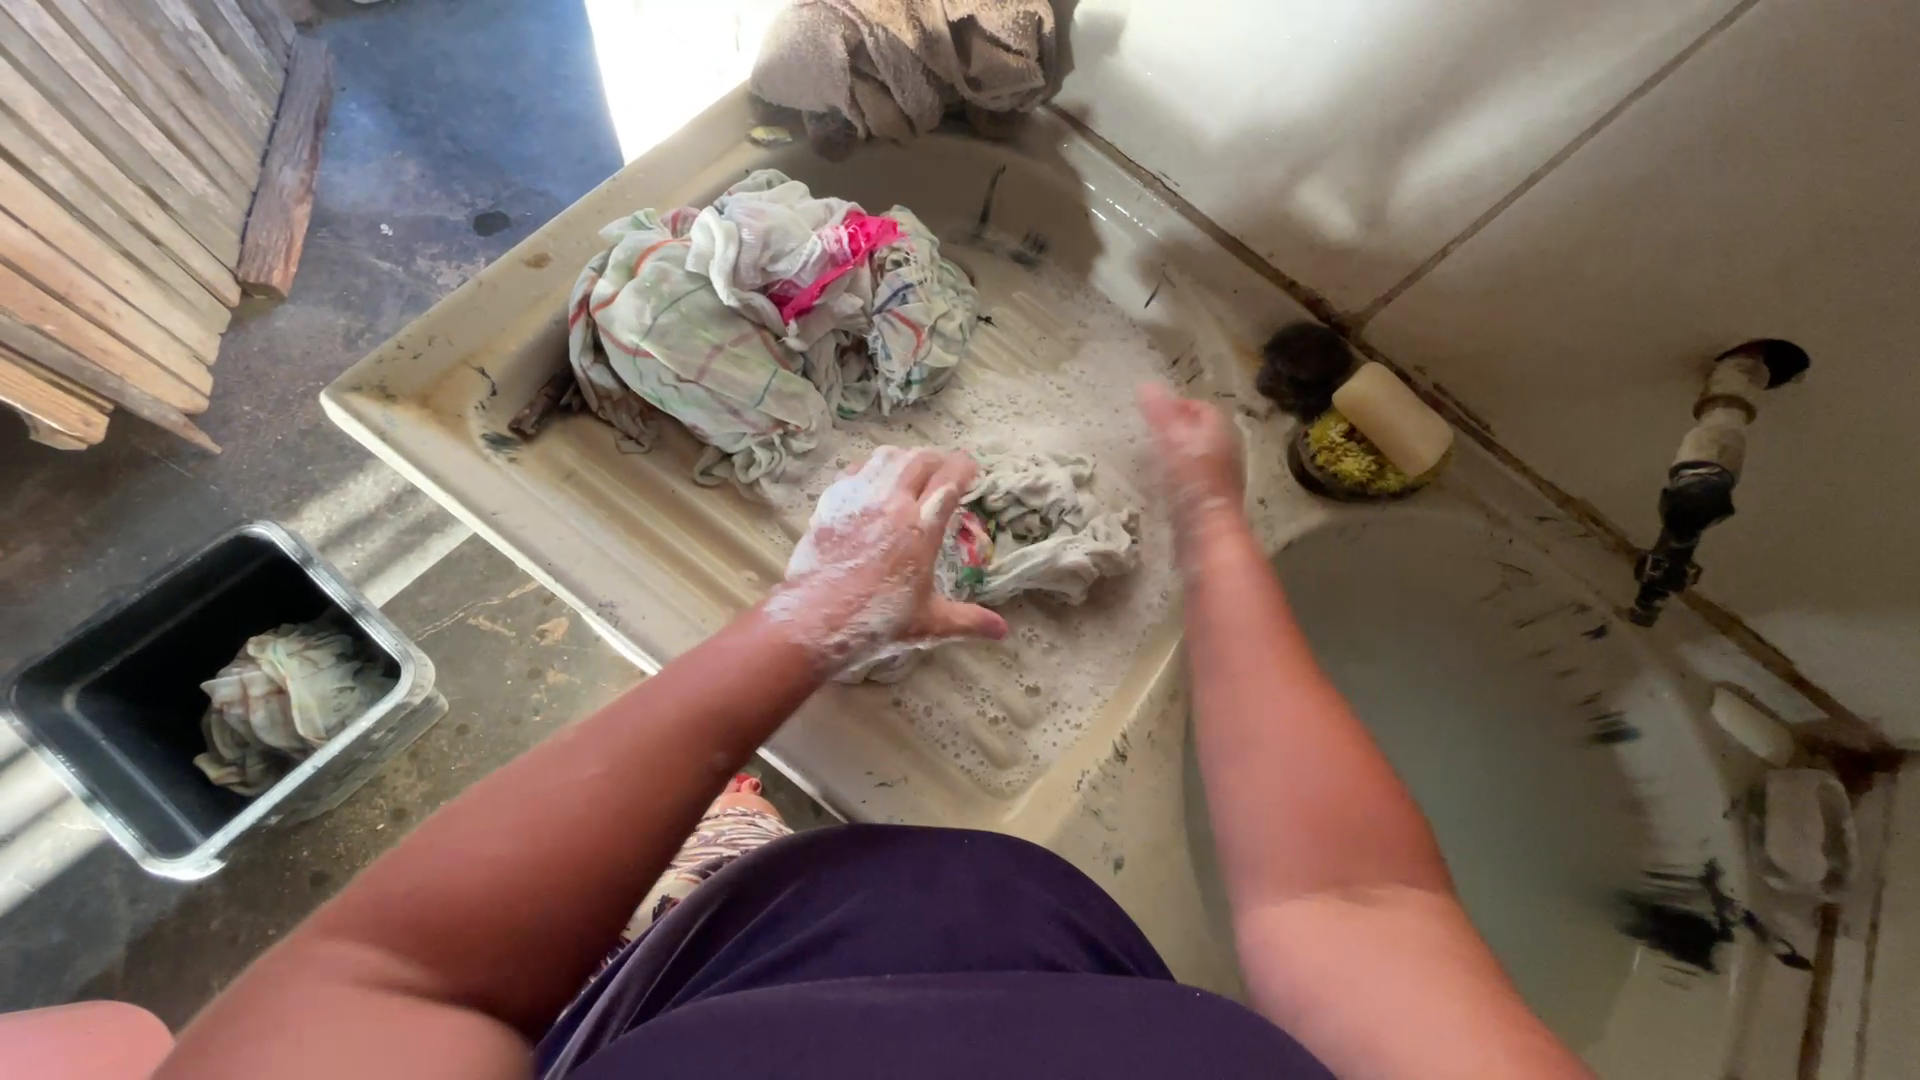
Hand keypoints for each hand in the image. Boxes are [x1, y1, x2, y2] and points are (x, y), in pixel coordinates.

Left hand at [765, 446, 1008, 674]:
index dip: (964, 468)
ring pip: (887, 457)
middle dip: (938, 460)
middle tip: (945, 470)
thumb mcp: (929, 624)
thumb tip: (1002, 630)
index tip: (972, 470)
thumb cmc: (877, 621)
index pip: (949, 480)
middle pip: (920, 460)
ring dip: (906, 458)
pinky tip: (874, 482)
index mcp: (921, 528)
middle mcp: (892, 504)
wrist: (815, 619)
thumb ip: (968, 621)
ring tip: (912, 470)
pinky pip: (856, 470)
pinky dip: (872, 468)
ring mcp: (859, 499)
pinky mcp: (831, 503)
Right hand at [1136, 382, 1244, 531]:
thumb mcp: (1173, 441)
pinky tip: (1160, 485)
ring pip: (1197, 456)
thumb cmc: (1194, 482)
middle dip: (1177, 429)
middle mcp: (1225, 452)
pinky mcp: (1209, 502)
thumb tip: (1146, 384)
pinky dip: (1177, 476)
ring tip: (1150, 456)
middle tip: (1148, 432)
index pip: (1201, 409)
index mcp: (1221, 432)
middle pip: (1200, 433)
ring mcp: (1219, 479)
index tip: (1153, 411)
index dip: (1179, 405)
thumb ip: (1160, 414)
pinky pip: (1192, 480)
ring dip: (1177, 453)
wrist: (1208, 532)